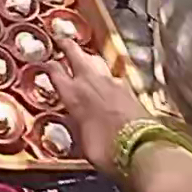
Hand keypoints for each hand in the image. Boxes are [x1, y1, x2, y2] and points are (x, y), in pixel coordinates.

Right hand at [46, 39, 150, 179]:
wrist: (145, 152)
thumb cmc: (108, 152)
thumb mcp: (84, 143)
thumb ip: (78, 126)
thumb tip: (78, 124)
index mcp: (73, 94)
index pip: (54, 70)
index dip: (48, 64)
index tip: (45, 62)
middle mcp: (89, 82)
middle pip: (74, 52)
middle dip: (66, 44)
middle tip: (61, 39)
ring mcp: (111, 82)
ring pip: (95, 58)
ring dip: (87, 56)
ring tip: (84, 57)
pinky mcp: (129, 89)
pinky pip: (112, 74)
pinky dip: (106, 74)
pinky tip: (108, 81)